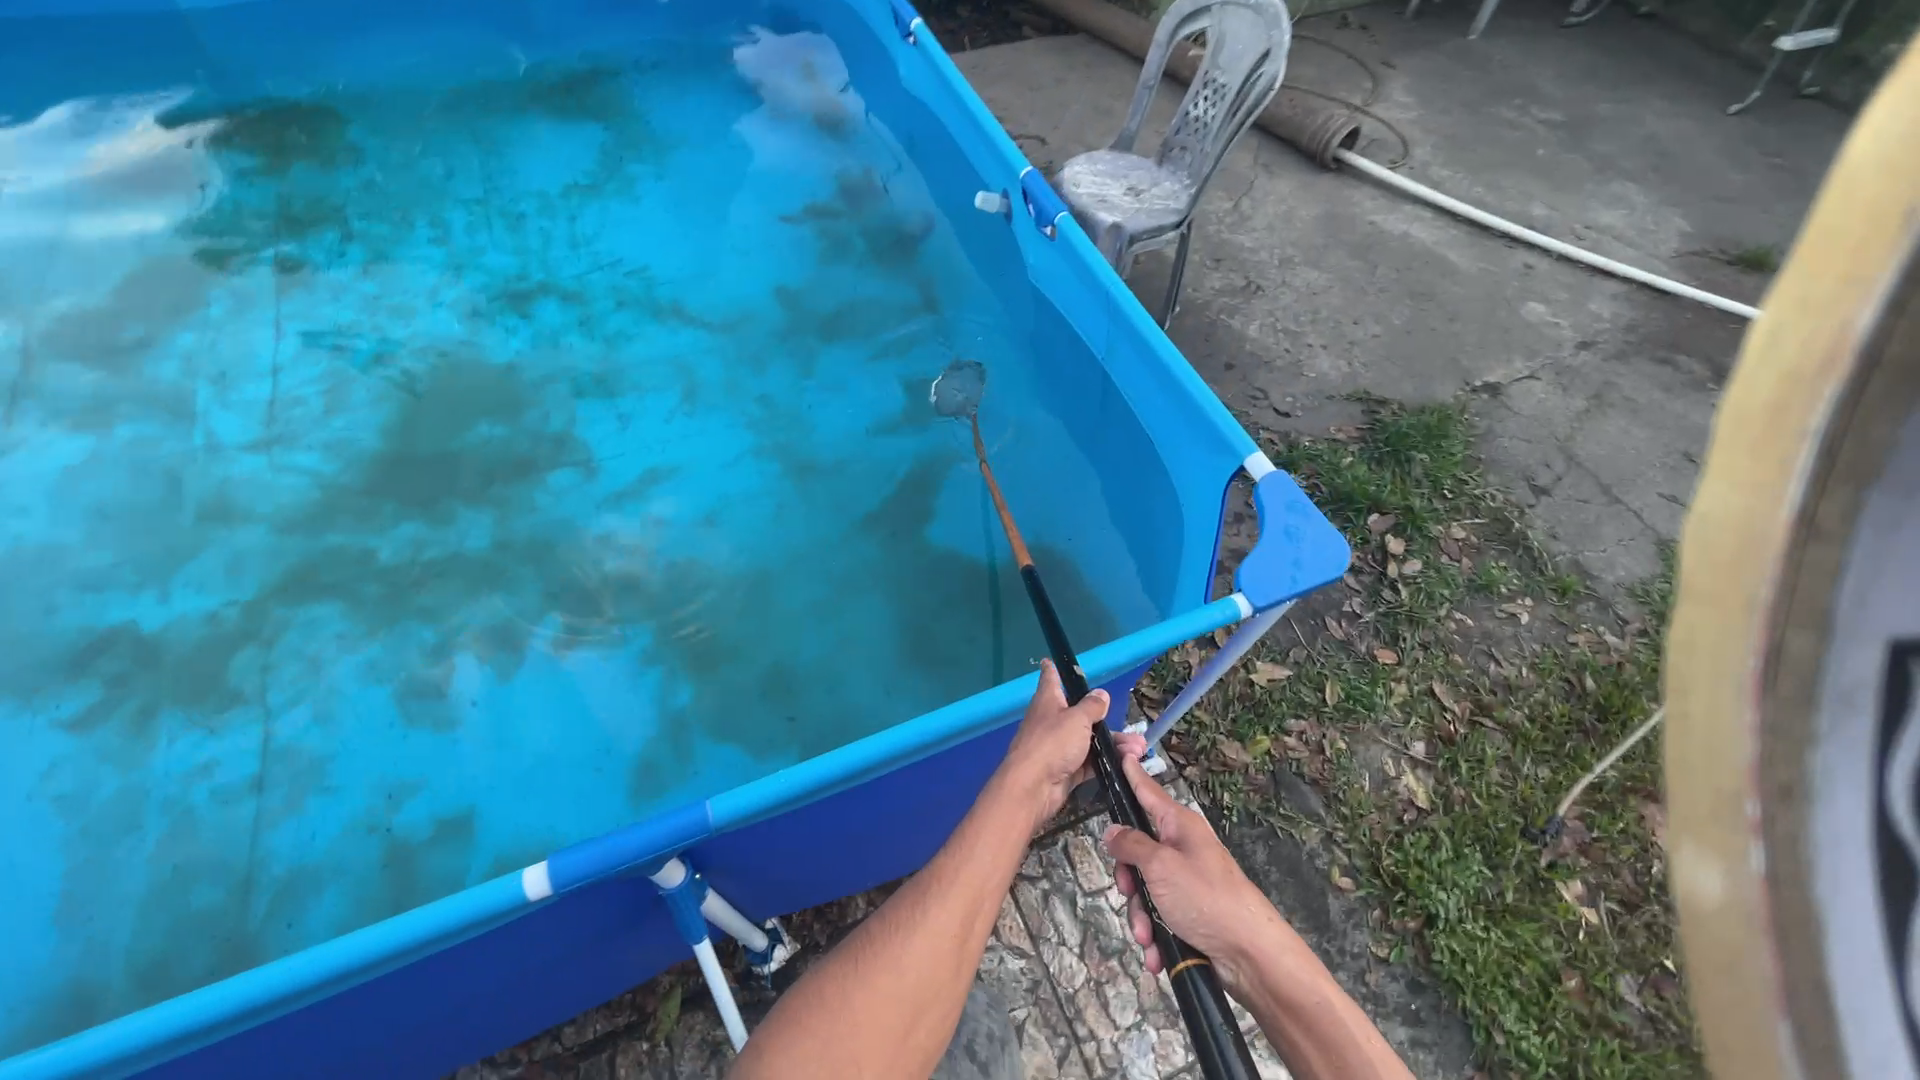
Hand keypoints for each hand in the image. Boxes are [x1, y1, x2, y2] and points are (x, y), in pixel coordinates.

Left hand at [994, 660, 1145, 826]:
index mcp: (1048, 701)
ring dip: (1113, 743)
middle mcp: (1052, 721)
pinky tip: (1127, 763)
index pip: (1050, 679)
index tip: (1050, 660)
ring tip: (1139, 749)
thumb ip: (1091, 706)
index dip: (1052, 669)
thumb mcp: (1076, 719)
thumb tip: (1101, 694)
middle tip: (1133, 729)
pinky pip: (1089, 762)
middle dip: (1106, 720)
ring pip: (1089, 740)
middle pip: (1080, 714)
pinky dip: (1106, 762)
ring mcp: (1059, 747)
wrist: (1033, 787)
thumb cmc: (1052, 743)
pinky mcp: (1065, 769)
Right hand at [1104, 753, 1291, 996]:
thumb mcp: (1160, 866)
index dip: (1134, 776)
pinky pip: (1160, 916)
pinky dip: (1155, 933)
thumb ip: (1131, 845)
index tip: (1123, 754)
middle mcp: (1183, 849)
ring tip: (1148, 936)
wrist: (1249, 953)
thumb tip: (1112, 830)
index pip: (1149, 792)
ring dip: (1141, 915)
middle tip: (1128, 891)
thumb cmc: (1206, 897)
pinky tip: (1156, 954)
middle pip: (1139, 851)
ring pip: (1146, 889)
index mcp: (1180, 826)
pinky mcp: (1190, 911)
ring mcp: (1187, 882)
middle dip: (1129, 880)